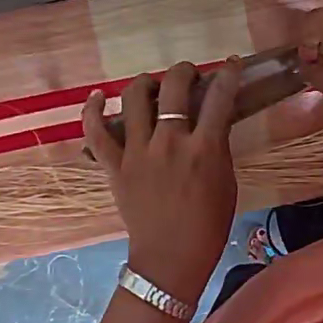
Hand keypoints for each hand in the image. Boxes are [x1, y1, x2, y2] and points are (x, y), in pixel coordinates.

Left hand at [82, 59, 241, 304]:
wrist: (170, 257)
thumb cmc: (207, 225)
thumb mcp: (226, 183)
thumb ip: (218, 148)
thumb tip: (211, 121)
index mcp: (204, 149)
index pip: (219, 98)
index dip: (227, 75)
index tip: (230, 65)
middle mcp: (169, 143)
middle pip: (174, 87)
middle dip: (183, 71)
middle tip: (187, 75)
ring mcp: (137, 152)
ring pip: (134, 98)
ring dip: (145, 83)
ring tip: (151, 86)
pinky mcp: (114, 165)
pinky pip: (96, 131)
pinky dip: (92, 110)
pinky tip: (97, 97)